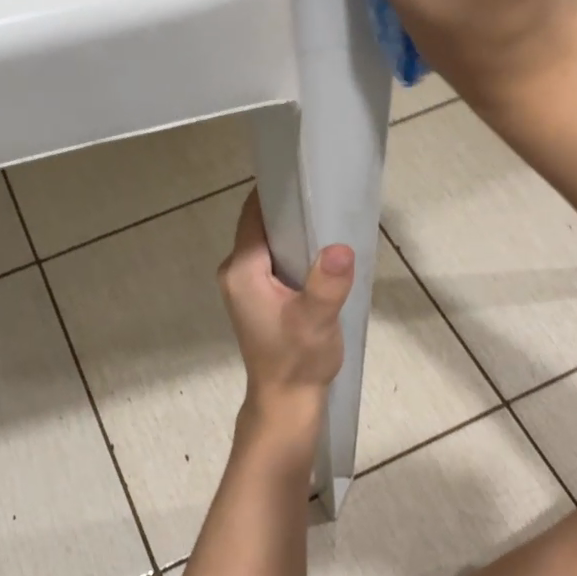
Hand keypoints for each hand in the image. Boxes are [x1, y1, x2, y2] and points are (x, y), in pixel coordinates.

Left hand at [218, 191, 354, 422]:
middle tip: (328, 196)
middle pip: (260, 225)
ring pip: (268, 243)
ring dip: (294, 232)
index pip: (255, 214)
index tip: (309, 175)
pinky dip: (293, 252)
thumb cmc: (298, 359)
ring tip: (328, 220)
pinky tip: (319, 253)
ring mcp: (244, 285)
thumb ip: (327, 284)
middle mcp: (235, 271)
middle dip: (291, 210)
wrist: (286, 400)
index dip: (279, 192)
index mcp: (242, 270)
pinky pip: (272, 261)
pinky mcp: (256, 296)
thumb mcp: (316, 321)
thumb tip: (341, 248)